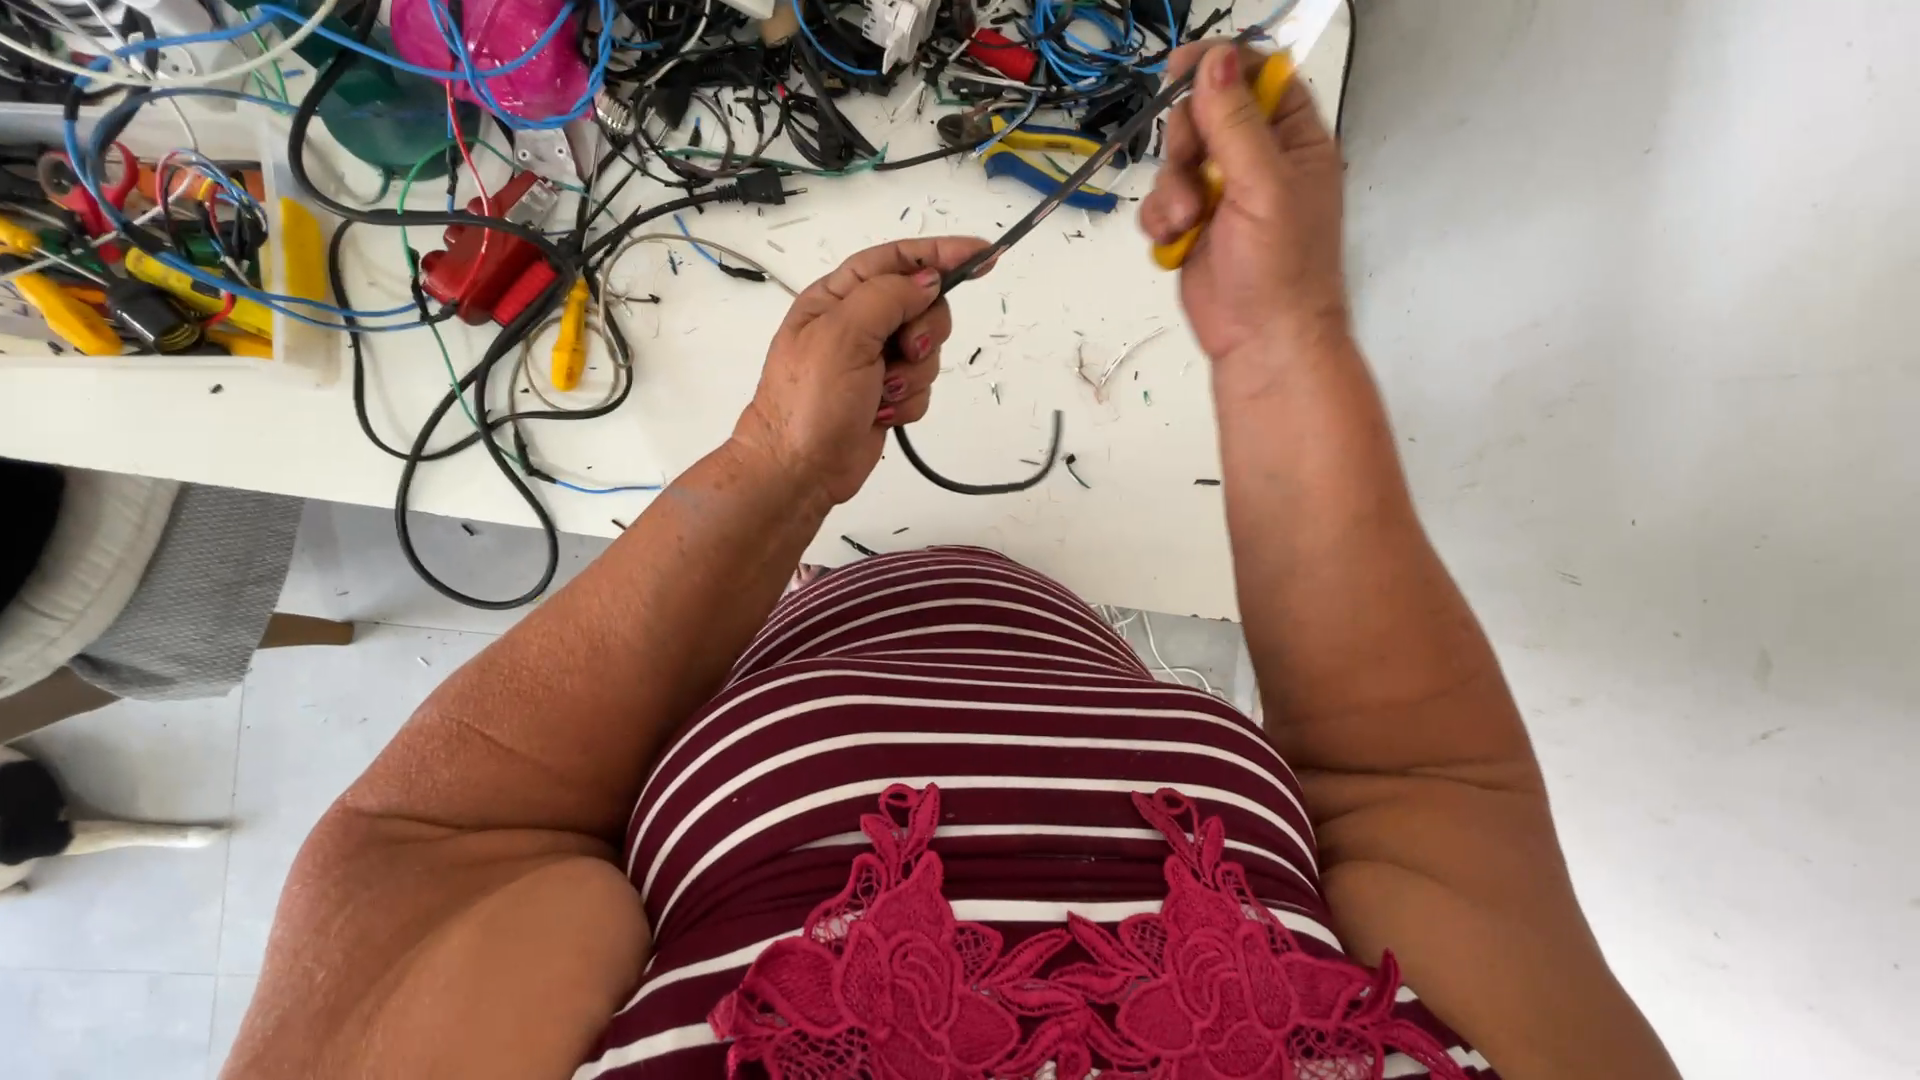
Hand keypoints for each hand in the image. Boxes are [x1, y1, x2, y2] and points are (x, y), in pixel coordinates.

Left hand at [731, 236, 991, 504]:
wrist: (799, 471)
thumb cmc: (809, 400)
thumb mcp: (842, 335)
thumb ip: (888, 296)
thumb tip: (928, 280)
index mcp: (838, 297)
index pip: (897, 260)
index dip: (941, 253)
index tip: (984, 255)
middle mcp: (859, 324)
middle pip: (922, 306)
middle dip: (923, 331)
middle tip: (904, 353)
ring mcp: (875, 362)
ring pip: (927, 350)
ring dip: (912, 375)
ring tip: (881, 395)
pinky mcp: (888, 395)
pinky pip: (923, 386)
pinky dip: (910, 402)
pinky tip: (882, 415)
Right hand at [1139, 44, 1349, 367]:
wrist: (1260, 340)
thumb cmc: (1280, 268)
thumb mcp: (1264, 186)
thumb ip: (1236, 123)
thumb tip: (1215, 61)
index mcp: (1291, 139)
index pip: (1256, 77)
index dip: (1220, 67)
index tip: (1182, 69)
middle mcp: (1254, 161)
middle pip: (1203, 115)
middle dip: (1187, 142)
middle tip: (1192, 166)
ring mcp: (1219, 195)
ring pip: (1174, 161)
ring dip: (1170, 190)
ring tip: (1186, 222)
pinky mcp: (1190, 227)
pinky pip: (1159, 202)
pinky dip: (1159, 219)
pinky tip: (1174, 240)